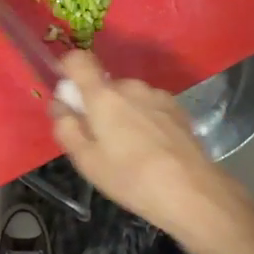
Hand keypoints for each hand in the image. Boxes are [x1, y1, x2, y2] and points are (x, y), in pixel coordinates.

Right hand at [52, 50, 253, 250]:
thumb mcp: (87, 162)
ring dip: (124, 114)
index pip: (78, 60)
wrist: (192, 192)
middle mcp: (130, 86)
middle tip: (101, 140)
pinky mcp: (178, 108)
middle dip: (98, 106)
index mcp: (103, 95)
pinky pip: (150, 107)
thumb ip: (66, 127)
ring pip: (129, 98)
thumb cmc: (131, 178)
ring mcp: (157, 95)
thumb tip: (60, 104)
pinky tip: (154, 150)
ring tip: (132, 150)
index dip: (68, 69)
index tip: (67, 93)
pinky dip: (146, 120)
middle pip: (105, 86)